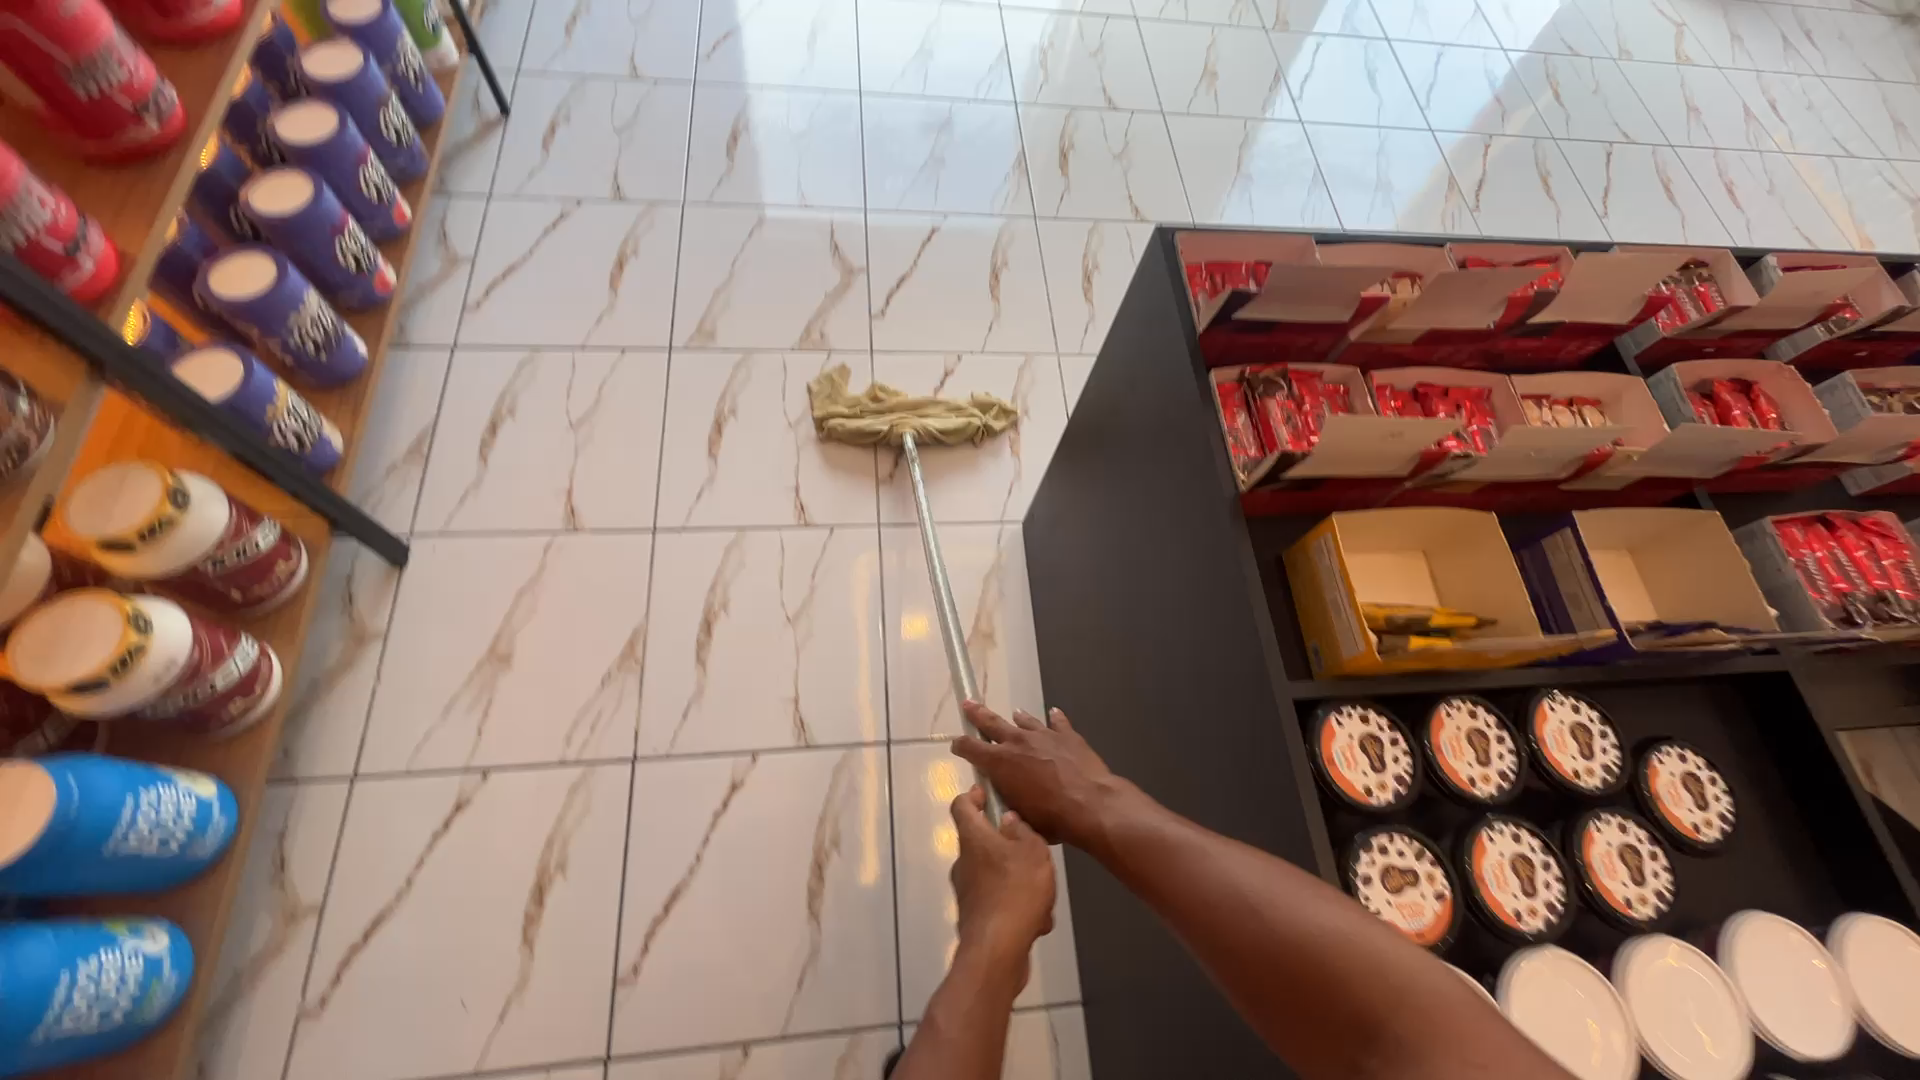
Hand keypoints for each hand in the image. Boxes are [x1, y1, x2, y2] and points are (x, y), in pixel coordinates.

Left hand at [950, 785, 1055, 966]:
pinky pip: (999, 903)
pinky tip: (1037, 923)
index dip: (973, 795)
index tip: (988, 793)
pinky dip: (1016, 908)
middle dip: (1008, 846)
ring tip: (1043, 897)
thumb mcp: (1034, 852)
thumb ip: (1022, 832)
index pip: (961, 805)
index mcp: (973, 839)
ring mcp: (967, 892)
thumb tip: (1008, 820)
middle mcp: (963, 862)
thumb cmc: (1017, 891)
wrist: (998, 951)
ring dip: (1017, 881)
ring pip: (995, 875)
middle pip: (981, 842)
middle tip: (1033, 852)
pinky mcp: (975, 918)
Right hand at [954, 702, 1134, 850]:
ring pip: (1026, 721)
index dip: (961, 746)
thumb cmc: (1051, 818)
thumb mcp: (1019, 815)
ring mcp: (1044, 735)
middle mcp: (1018, 742)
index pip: (971, 749)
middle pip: (992, 723)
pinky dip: (1054, 718)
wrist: (1091, 804)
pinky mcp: (1067, 735)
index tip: (956, 744)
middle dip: (977, 714)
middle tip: (967, 703)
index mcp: (1000, 762)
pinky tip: (1054, 713)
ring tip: (1015, 712)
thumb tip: (1005, 800)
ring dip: (1019, 718)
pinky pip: (1058, 722)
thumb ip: (1008, 801)